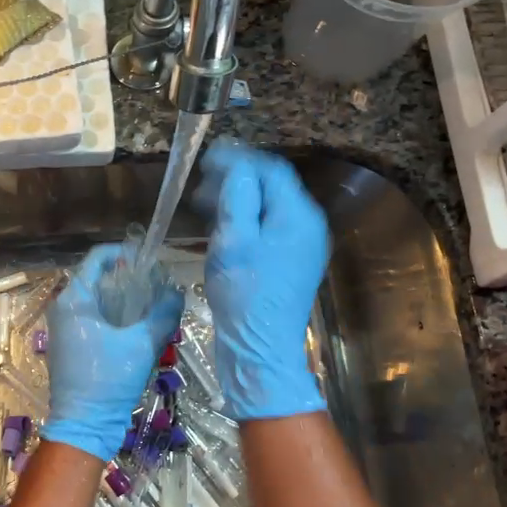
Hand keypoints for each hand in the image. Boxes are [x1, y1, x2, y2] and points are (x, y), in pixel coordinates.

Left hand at [42, 244, 182, 461]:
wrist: (84, 424)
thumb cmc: (109, 380)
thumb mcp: (143, 344)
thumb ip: (163, 314)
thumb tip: (177, 292)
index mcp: (74, 299)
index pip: (98, 258)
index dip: (126, 254)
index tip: (150, 263)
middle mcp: (63, 307)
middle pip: (99, 279)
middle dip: (130, 281)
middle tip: (158, 288)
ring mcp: (64, 327)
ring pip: (99, 301)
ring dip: (126, 302)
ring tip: (153, 309)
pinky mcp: (70, 344)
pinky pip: (94, 319)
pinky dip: (116, 318)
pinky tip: (139, 331)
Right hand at [197, 141, 329, 420]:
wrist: (260, 347)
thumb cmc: (244, 293)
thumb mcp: (234, 240)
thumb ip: (237, 197)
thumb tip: (235, 166)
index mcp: (297, 216)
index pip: (270, 170)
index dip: (237, 159)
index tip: (204, 159)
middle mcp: (307, 226)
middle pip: (271, 188)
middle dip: (236, 179)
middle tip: (199, 184)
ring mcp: (301, 247)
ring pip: (268, 209)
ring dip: (237, 201)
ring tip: (204, 206)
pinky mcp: (290, 264)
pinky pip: (267, 230)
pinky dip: (244, 222)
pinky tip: (221, 232)